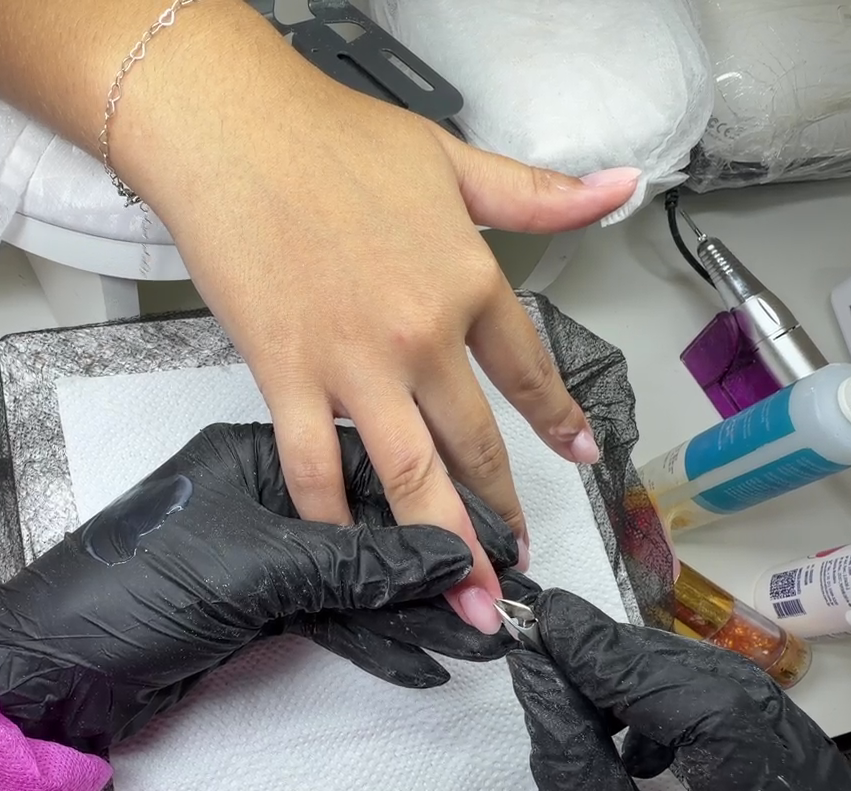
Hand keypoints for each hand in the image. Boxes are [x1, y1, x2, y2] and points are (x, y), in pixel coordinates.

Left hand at [0, 423, 517, 751]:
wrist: (61, 666)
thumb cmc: (142, 588)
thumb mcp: (252, 567)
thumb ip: (353, 563)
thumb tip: (450, 561)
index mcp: (258, 456)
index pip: (369, 469)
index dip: (436, 507)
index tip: (496, 543)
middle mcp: (266, 496)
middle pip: (369, 527)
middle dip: (431, 568)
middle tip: (499, 597)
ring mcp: (262, 555)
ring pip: (353, 579)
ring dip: (409, 613)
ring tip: (474, 640)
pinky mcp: (256, 606)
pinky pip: (327, 617)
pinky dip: (370, 639)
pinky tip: (420, 661)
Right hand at [113, 9, 638, 631]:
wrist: (233, 135)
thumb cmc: (330, 141)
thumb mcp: (450, 159)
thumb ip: (534, 194)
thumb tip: (617, 190)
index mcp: (467, 282)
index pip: (529, 373)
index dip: (557, 423)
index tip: (575, 460)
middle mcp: (420, 337)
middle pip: (474, 447)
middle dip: (502, 516)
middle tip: (517, 565)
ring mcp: (352, 367)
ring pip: (408, 475)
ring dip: (443, 545)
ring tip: (465, 596)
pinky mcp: (286, 380)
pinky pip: (313, 468)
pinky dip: (331, 518)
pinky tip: (348, 553)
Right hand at [507, 590, 850, 790]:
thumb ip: (567, 754)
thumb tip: (534, 662)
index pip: (717, 718)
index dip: (625, 663)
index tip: (552, 625)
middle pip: (734, 694)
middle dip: (632, 659)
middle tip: (555, 637)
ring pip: (740, 693)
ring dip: (650, 673)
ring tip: (583, 681)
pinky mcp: (825, 788)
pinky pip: (746, 713)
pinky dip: (677, 699)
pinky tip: (634, 725)